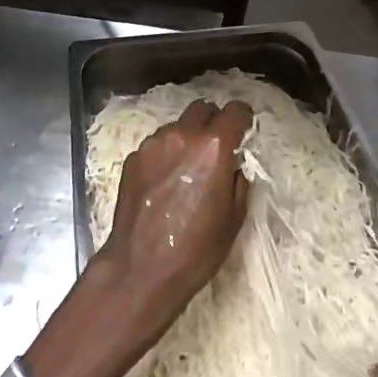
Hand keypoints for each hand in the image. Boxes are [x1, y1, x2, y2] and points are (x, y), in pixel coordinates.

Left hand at [101, 98, 254, 328]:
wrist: (142, 268)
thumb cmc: (197, 248)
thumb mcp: (234, 216)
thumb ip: (238, 178)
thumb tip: (233, 163)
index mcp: (213, 147)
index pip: (235, 111)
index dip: (243, 119)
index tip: (244, 130)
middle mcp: (181, 135)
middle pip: (202, 108)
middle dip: (213, 121)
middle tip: (217, 146)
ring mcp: (152, 144)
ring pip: (177, 126)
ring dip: (187, 138)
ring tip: (188, 169)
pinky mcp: (133, 158)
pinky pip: (157, 145)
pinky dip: (166, 154)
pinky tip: (165, 183)